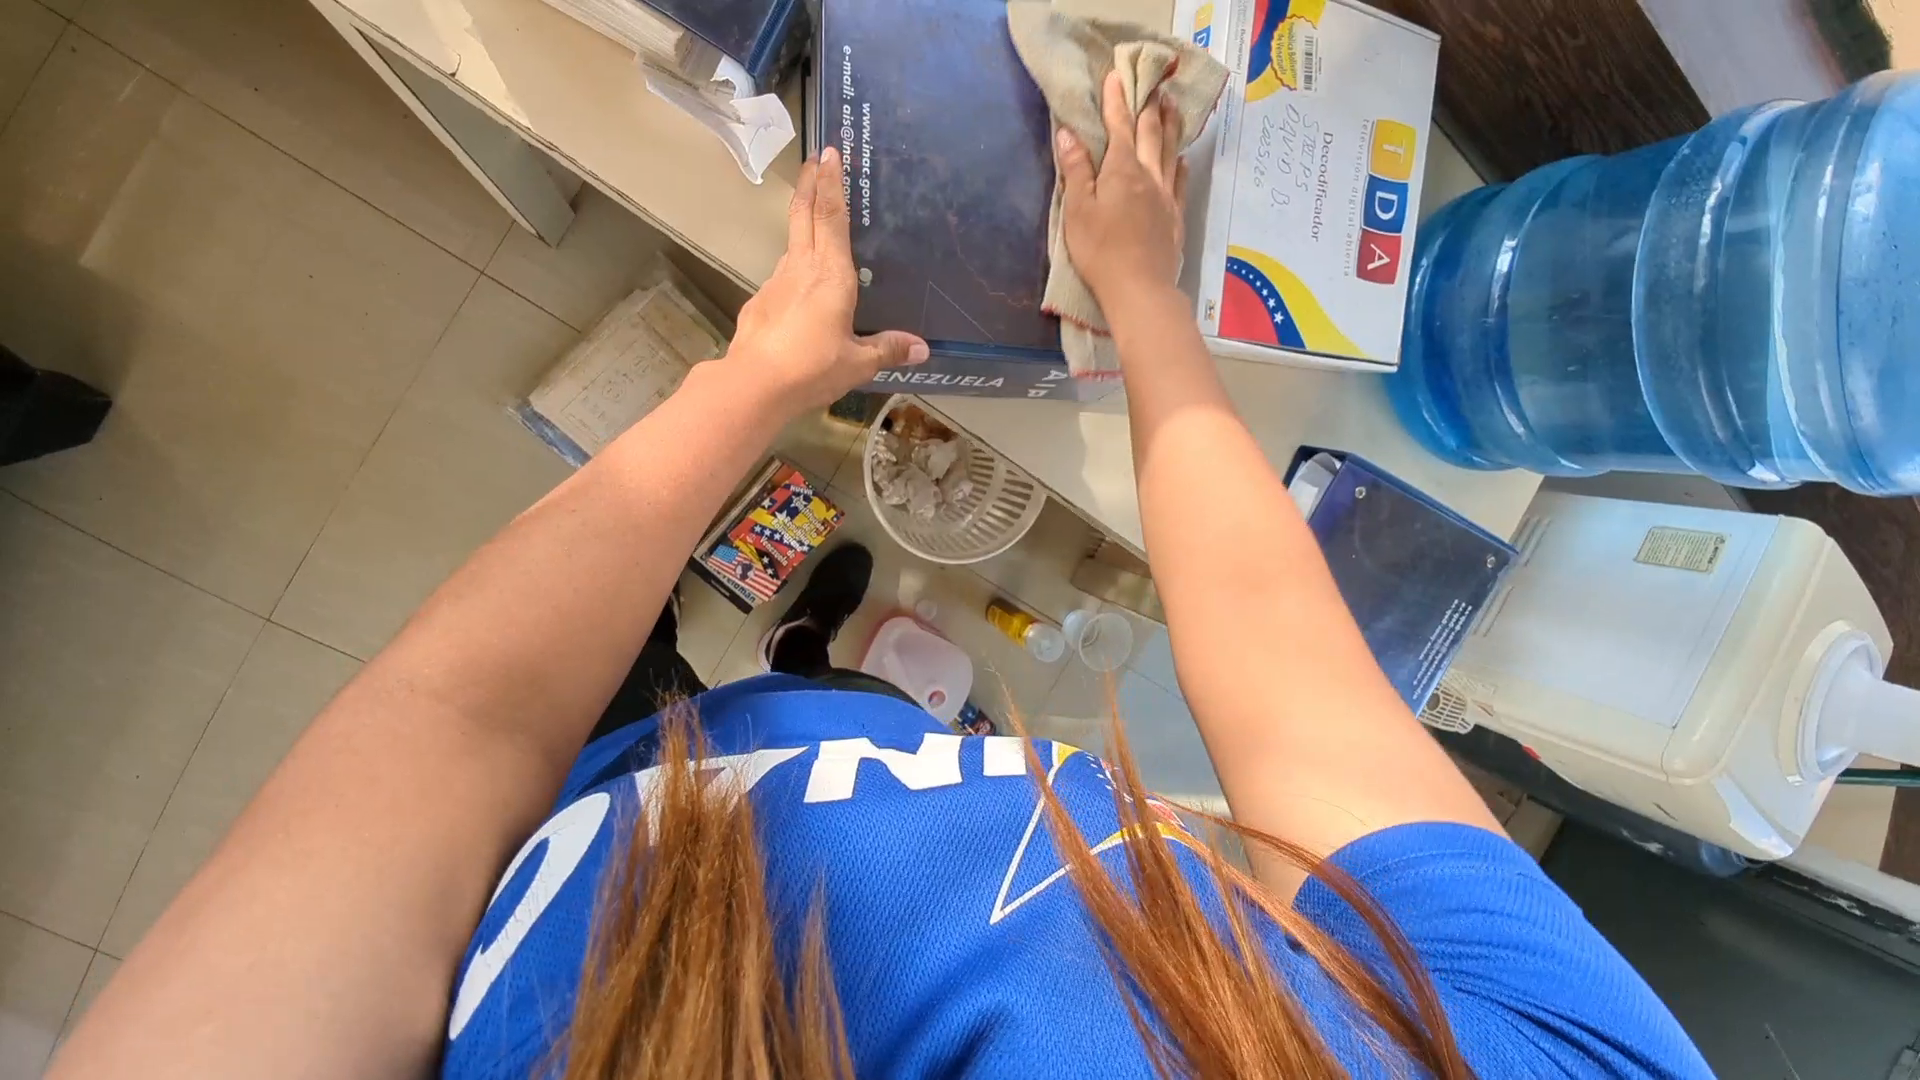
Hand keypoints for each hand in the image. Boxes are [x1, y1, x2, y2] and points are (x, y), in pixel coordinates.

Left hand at [721, 146, 927, 413]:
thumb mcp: (858, 363)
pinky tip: (799, 295)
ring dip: (801, 228)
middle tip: (814, 160)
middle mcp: (801, 269)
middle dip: (810, 184)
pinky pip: (782, 279)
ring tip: (815, 228)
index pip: (830, 216)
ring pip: (791, 246)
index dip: (831, 183)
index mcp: (831, 275)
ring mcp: (775, 284)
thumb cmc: (813, 367)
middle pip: (803, 215)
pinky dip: (793, 274)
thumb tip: (922, 348)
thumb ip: (888, 350)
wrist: (755, 384)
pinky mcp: (760, 304)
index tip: (829, 152)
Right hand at [1056, 71, 1188, 308]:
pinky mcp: (1175, 218)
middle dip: (1149, 106)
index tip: (1117, 76)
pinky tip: (1182, 161)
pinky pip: (1180, 181)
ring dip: (1171, 126)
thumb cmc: (1100, 251)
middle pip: (1151, 133)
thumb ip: (1075, 171)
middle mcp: (1149, 175)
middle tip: (1153, 84)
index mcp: (1121, 170)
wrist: (1139, 288)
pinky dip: (1180, 164)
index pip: (1119, 126)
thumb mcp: (1077, 210)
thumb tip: (1069, 133)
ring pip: (1171, 152)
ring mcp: (1166, 196)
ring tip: (1172, 108)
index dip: (1117, 100)